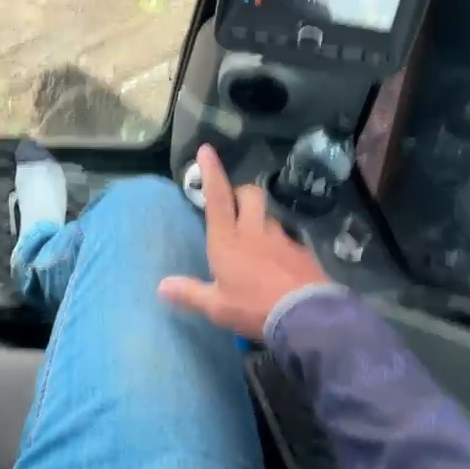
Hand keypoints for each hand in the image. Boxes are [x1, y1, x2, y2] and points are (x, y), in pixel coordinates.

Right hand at [158, 144, 332, 338]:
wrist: (308, 318)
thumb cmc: (254, 307)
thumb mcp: (217, 306)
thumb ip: (190, 293)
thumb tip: (161, 287)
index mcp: (227, 239)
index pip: (217, 198)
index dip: (212, 172)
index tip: (206, 150)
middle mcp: (254, 232)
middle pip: (250, 195)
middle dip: (241, 193)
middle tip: (235, 204)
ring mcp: (282, 240)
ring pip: (270, 216)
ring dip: (262, 220)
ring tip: (258, 240)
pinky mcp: (304, 254)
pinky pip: (289, 240)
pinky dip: (281, 246)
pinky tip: (280, 265)